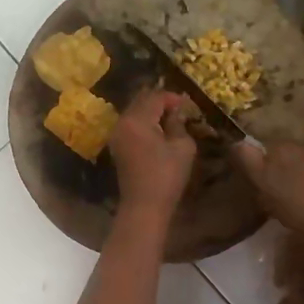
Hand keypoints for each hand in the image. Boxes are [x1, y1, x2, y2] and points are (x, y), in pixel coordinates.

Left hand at [111, 89, 196, 220]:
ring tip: (170, 118)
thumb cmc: (166, 176)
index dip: (173, 98)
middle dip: (160, 101)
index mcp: (137, 120)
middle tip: (179, 108)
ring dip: (151, 111)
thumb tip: (176, 113)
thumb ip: (178, 124)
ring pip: (134, 112)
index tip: (188, 105)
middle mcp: (122, 123)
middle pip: (140, 101)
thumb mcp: (182, 147)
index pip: (155, 97)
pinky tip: (157, 130)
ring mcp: (116, 135)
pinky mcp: (117, 146)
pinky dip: (143, 122)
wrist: (144, 205)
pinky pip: (130, 125)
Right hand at [230, 139, 303, 238]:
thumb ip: (249, 162)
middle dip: (278, 170)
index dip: (256, 163)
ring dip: (299, 180)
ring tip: (295, 204)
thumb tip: (236, 141)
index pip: (262, 146)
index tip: (253, 182)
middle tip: (272, 196)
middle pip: (286, 155)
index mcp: (284, 146)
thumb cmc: (302, 207)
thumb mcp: (266, 186)